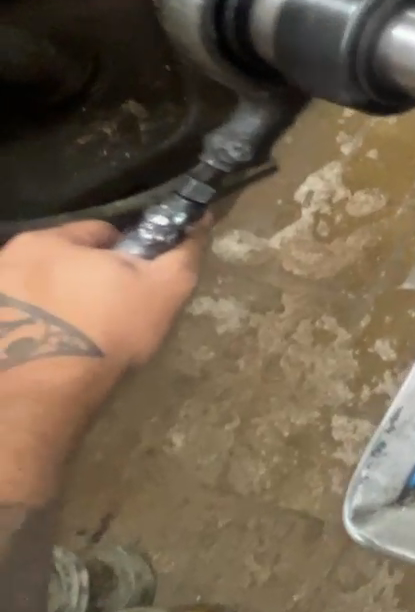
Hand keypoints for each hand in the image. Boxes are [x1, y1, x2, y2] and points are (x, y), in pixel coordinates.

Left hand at [0, 220, 205, 379]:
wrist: (48, 389)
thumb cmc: (111, 326)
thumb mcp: (168, 285)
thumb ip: (184, 249)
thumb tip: (198, 222)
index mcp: (47, 242)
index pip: (100, 233)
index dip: (127, 253)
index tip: (136, 279)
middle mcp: (3, 261)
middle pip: (62, 260)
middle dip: (85, 276)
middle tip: (109, 305)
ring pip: (36, 288)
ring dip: (56, 299)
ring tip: (75, 329)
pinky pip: (16, 314)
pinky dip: (32, 322)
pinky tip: (48, 344)